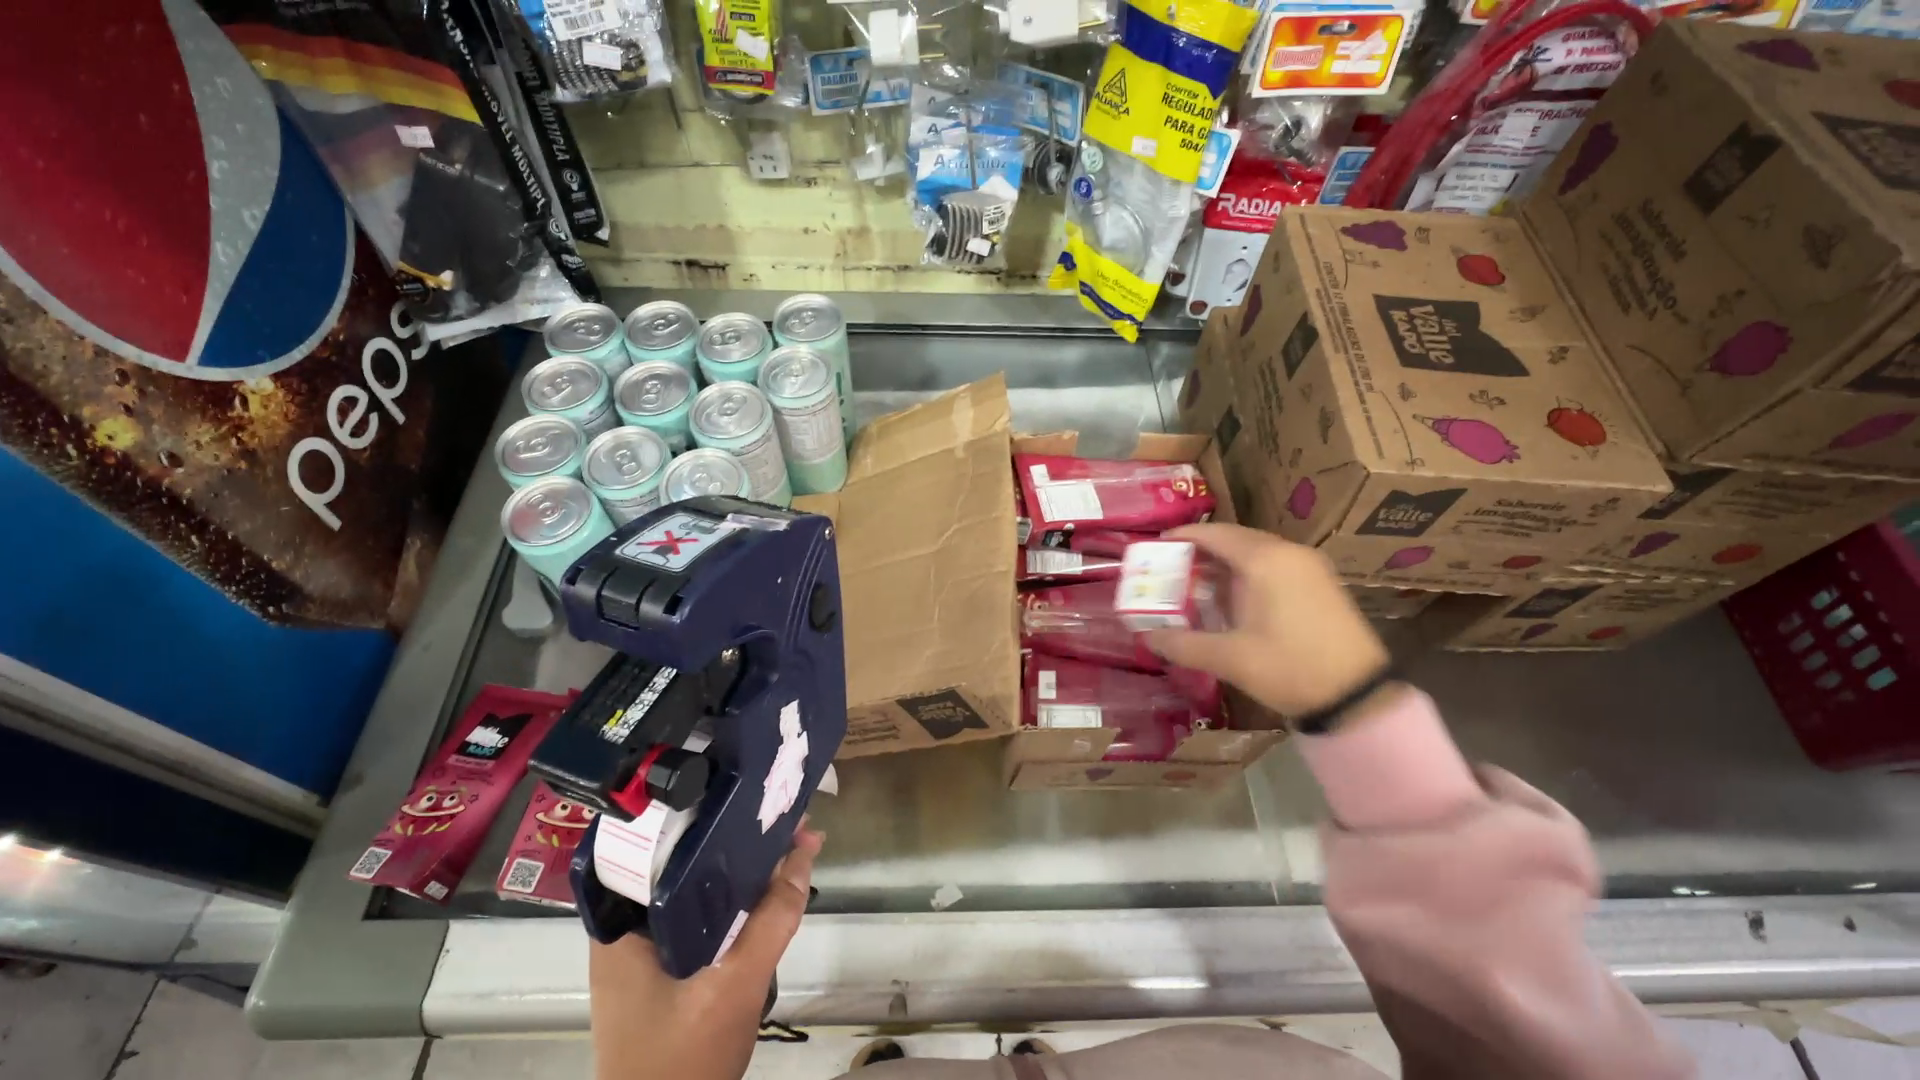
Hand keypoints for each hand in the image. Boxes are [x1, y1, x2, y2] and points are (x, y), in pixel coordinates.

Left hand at [589, 823, 823, 1079]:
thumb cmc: (683, 1060)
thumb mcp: (735, 986)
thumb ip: (770, 921)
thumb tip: (804, 852)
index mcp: (619, 923)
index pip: (649, 842)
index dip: (697, 811)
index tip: (740, 788)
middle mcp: (622, 929)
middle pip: (676, 863)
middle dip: (728, 837)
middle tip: (777, 813)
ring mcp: (641, 953)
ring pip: (691, 890)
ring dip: (735, 870)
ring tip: (780, 842)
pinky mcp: (660, 971)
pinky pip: (697, 917)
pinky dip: (730, 902)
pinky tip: (763, 893)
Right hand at [1146, 524, 1389, 717]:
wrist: (1358, 696)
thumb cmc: (1290, 668)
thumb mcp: (1230, 659)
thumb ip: (1183, 643)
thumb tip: (1147, 636)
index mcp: (1265, 560)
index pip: (1214, 534)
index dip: (1183, 538)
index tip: (1155, 548)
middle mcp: (1288, 553)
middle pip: (1235, 540)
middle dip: (1200, 554)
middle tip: (1169, 572)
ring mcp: (1309, 567)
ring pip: (1255, 554)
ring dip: (1223, 567)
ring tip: (1194, 589)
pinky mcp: (1320, 584)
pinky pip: (1274, 567)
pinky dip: (1247, 577)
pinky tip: (1231, 602)